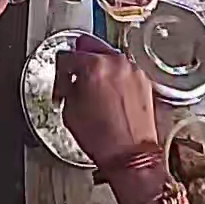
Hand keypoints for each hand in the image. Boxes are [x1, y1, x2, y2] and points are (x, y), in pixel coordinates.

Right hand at [54, 35, 158, 170]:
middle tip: (76, 75)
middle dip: (80, 60)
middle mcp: (115, 62)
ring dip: (99, 67)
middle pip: (90, 46)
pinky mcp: (144, 81)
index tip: (62, 80)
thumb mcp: (70, 110)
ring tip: (94, 87)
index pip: (68, 56)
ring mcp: (132, 71)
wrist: (132, 157)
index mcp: (93, 65)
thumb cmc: (103, 138)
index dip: (60, 71)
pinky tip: (110, 94)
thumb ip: (68, 86)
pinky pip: (124, 70)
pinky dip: (115, 77)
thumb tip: (70, 79)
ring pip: (109, 57)